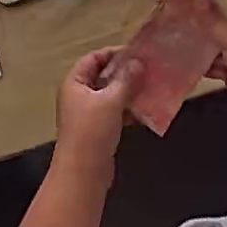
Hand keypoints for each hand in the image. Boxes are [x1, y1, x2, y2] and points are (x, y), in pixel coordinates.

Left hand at [54, 47, 140, 182]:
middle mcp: (79, 94)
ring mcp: (88, 112)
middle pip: (103, 75)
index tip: (135, 53)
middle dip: (124, 73)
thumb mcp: (111, 101)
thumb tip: (137, 63)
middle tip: (147, 69)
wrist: (83, 174)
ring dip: (129, 91)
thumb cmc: (92, 132)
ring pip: (111, 94)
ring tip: (150, 88)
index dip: (113, 53)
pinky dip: (127, 109)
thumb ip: (125, 80)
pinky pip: (114, 111)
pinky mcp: (97, 128)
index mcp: (75, 82)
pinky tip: (145, 110)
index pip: (93, 58)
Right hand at [159, 0, 226, 127]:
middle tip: (160, 6)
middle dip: (186, 11)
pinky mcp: (224, 67)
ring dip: (187, 34)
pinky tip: (173, 55)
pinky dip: (192, 57)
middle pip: (207, 14)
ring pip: (203, 36)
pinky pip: (204, 57)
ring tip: (161, 29)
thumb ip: (215, 22)